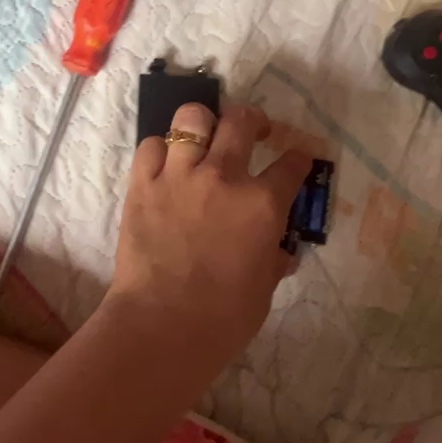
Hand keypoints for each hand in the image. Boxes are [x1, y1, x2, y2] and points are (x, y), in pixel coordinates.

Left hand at [108, 102, 313, 359]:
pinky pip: (152, 144)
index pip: (291, 166)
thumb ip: (272, 259)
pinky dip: (161, 149)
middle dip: (253, 119)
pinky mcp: (143, 182)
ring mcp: (180, 175)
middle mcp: (223, 177)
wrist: (162, 325)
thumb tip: (281, 252)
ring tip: (205, 135)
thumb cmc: (223, 318)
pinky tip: (166, 164)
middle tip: (254, 130)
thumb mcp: (264, 288)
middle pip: (241, 121)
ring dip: (203, 122)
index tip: (298, 159)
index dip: (298, 160)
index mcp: (263, 205)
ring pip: (192, 117)